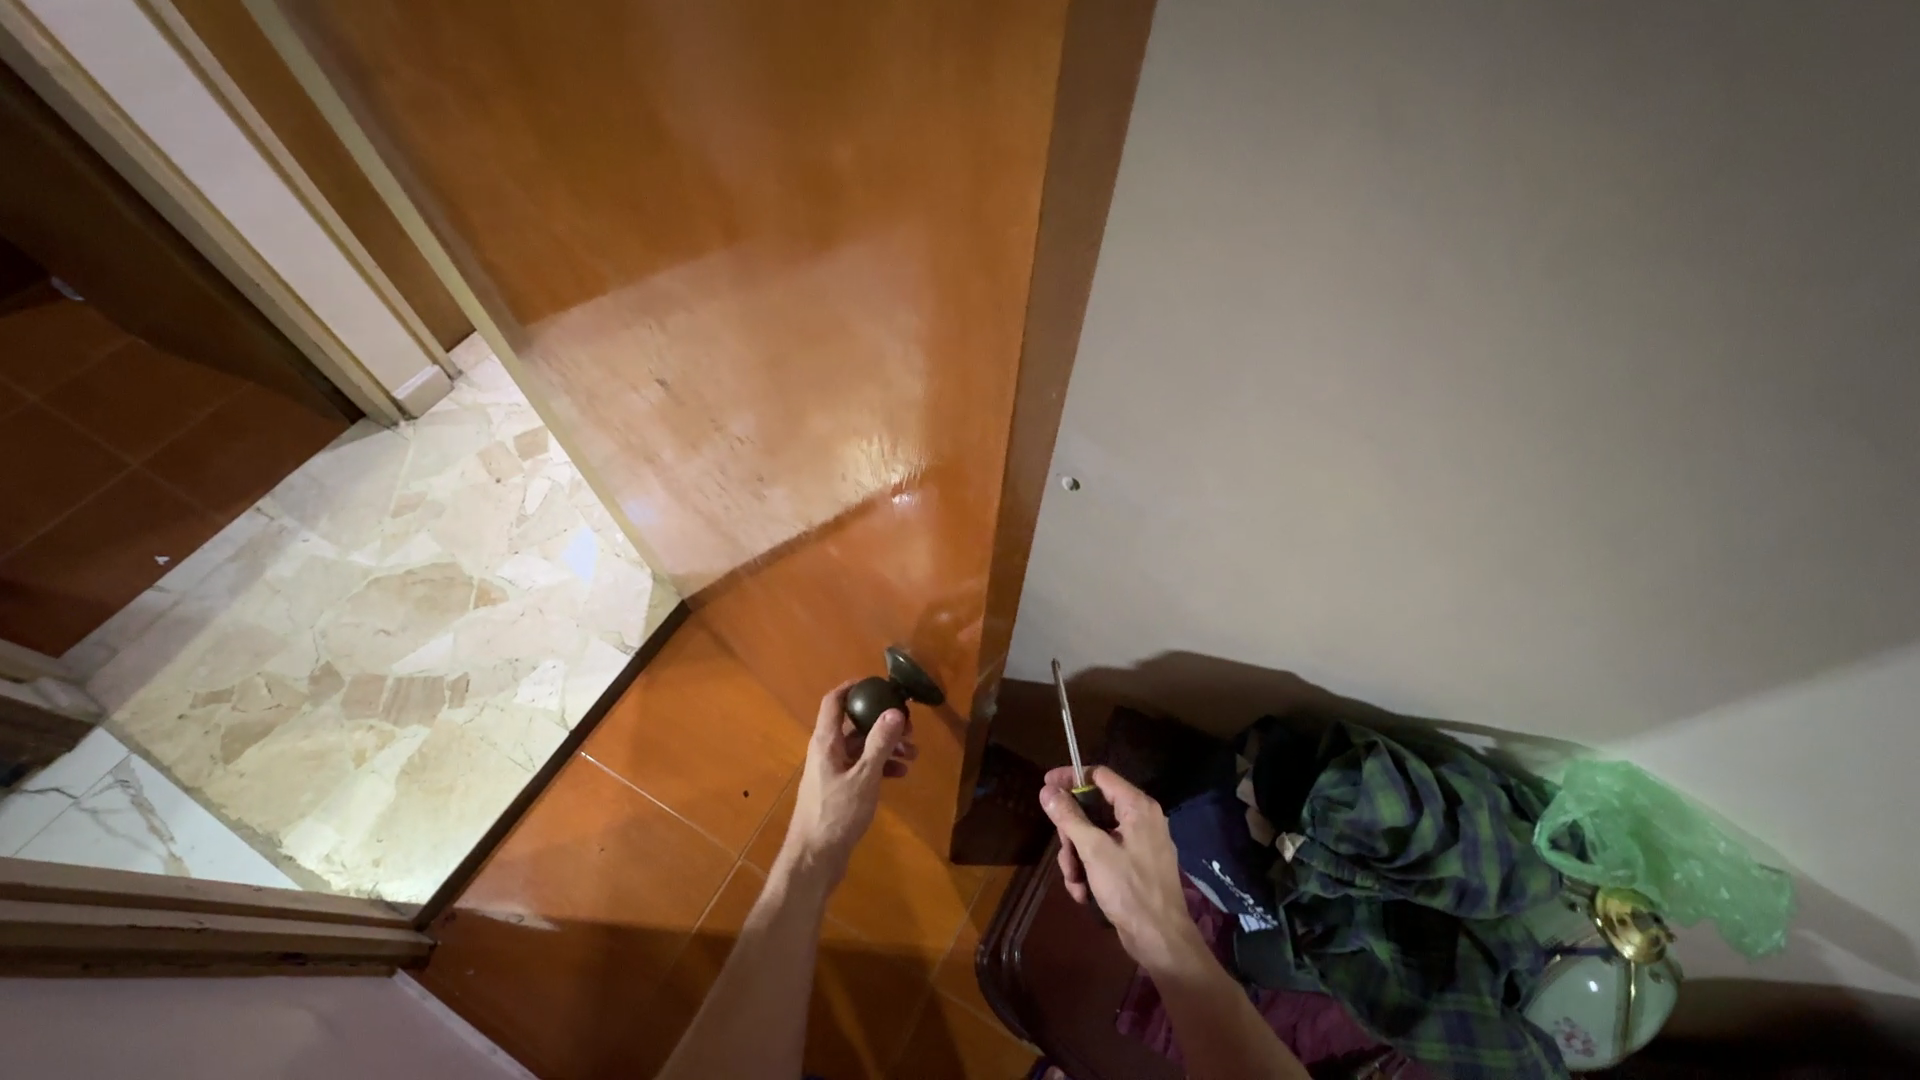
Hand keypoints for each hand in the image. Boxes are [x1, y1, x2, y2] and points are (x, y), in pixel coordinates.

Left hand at [776, 679, 916, 887]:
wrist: (814, 859)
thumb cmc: (836, 814)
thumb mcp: (864, 777)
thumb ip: (880, 743)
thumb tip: (895, 711)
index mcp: (825, 742)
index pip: (833, 701)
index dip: (852, 687)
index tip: (878, 683)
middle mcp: (825, 751)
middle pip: (853, 725)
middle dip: (882, 722)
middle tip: (910, 727)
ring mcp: (831, 772)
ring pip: (860, 748)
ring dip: (885, 746)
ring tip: (913, 755)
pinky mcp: (838, 791)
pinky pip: (861, 768)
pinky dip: (880, 766)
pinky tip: (900, 775)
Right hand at [1039, 766, 1206, 975]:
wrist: (1161, 940)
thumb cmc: (1130, 889)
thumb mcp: (1093, 851)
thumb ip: (1069, 817)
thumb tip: (1047, 790)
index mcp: (1137, 806)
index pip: (1099, 775)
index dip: (1071, 778)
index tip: (1046, 786)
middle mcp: (1141, 819)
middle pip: (1094, 809)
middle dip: (1072, 833)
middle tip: (1064, 853)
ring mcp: (1140, 844)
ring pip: (1095, 835)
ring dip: (1078, 857)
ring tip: (1074, 882)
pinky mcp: (1136, 866)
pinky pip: (1105, 855)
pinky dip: (1091, 871)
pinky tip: (1084, 893)